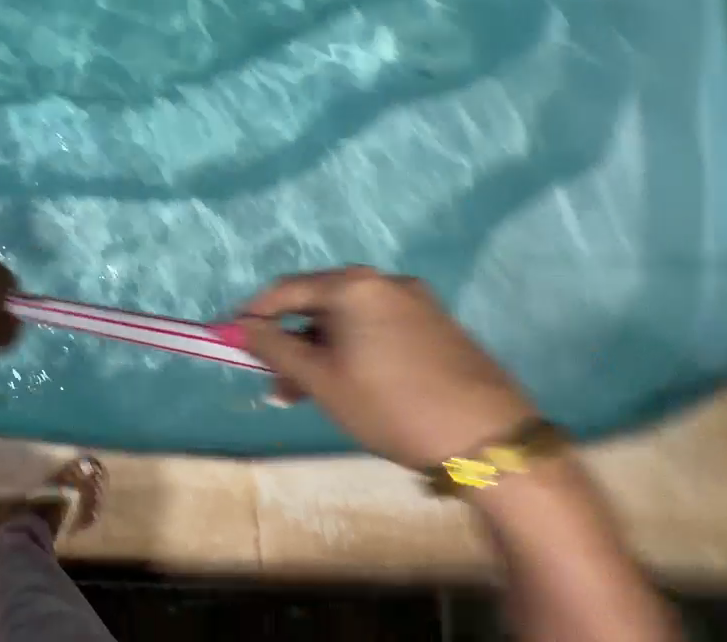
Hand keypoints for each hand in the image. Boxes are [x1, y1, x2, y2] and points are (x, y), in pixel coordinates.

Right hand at [237, 266, 536, 468]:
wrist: (494, 444)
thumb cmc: (392, 406)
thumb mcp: (321, 381)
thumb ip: (273, 348)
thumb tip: (240, 327)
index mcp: (353, 286)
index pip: (285, 290)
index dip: (254, 315)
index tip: (232, 341)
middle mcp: (384, 282)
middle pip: (319, 304)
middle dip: (291, 341)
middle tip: (276, 381)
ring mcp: (418, 303)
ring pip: (350, 321)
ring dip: (323, 351)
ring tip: (312, 393)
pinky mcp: (440, 327)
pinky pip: (379, 329)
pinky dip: (355, 351)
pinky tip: (353, 386)